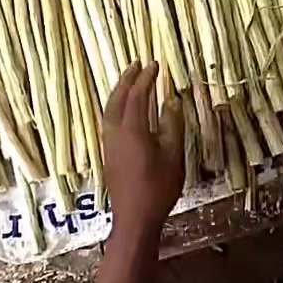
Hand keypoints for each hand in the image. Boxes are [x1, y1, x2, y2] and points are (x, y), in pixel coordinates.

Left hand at [102, 62, 184, 235]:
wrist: (135, 218)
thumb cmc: (158, 187)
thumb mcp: (173, 155)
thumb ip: (172, 125)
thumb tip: (171, 101)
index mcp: (132, 130)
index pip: (138, 96)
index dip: (146, 79)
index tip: (155, 65)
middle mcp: (115, 133)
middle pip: (117, 99)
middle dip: (127, 80)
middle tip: (137, 64)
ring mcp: (109, 144)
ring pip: (110, 109)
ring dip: (119, 92)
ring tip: (129, 81)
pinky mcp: (108, 154)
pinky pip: (109, 120)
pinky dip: (117, 106)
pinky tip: (125, 110)